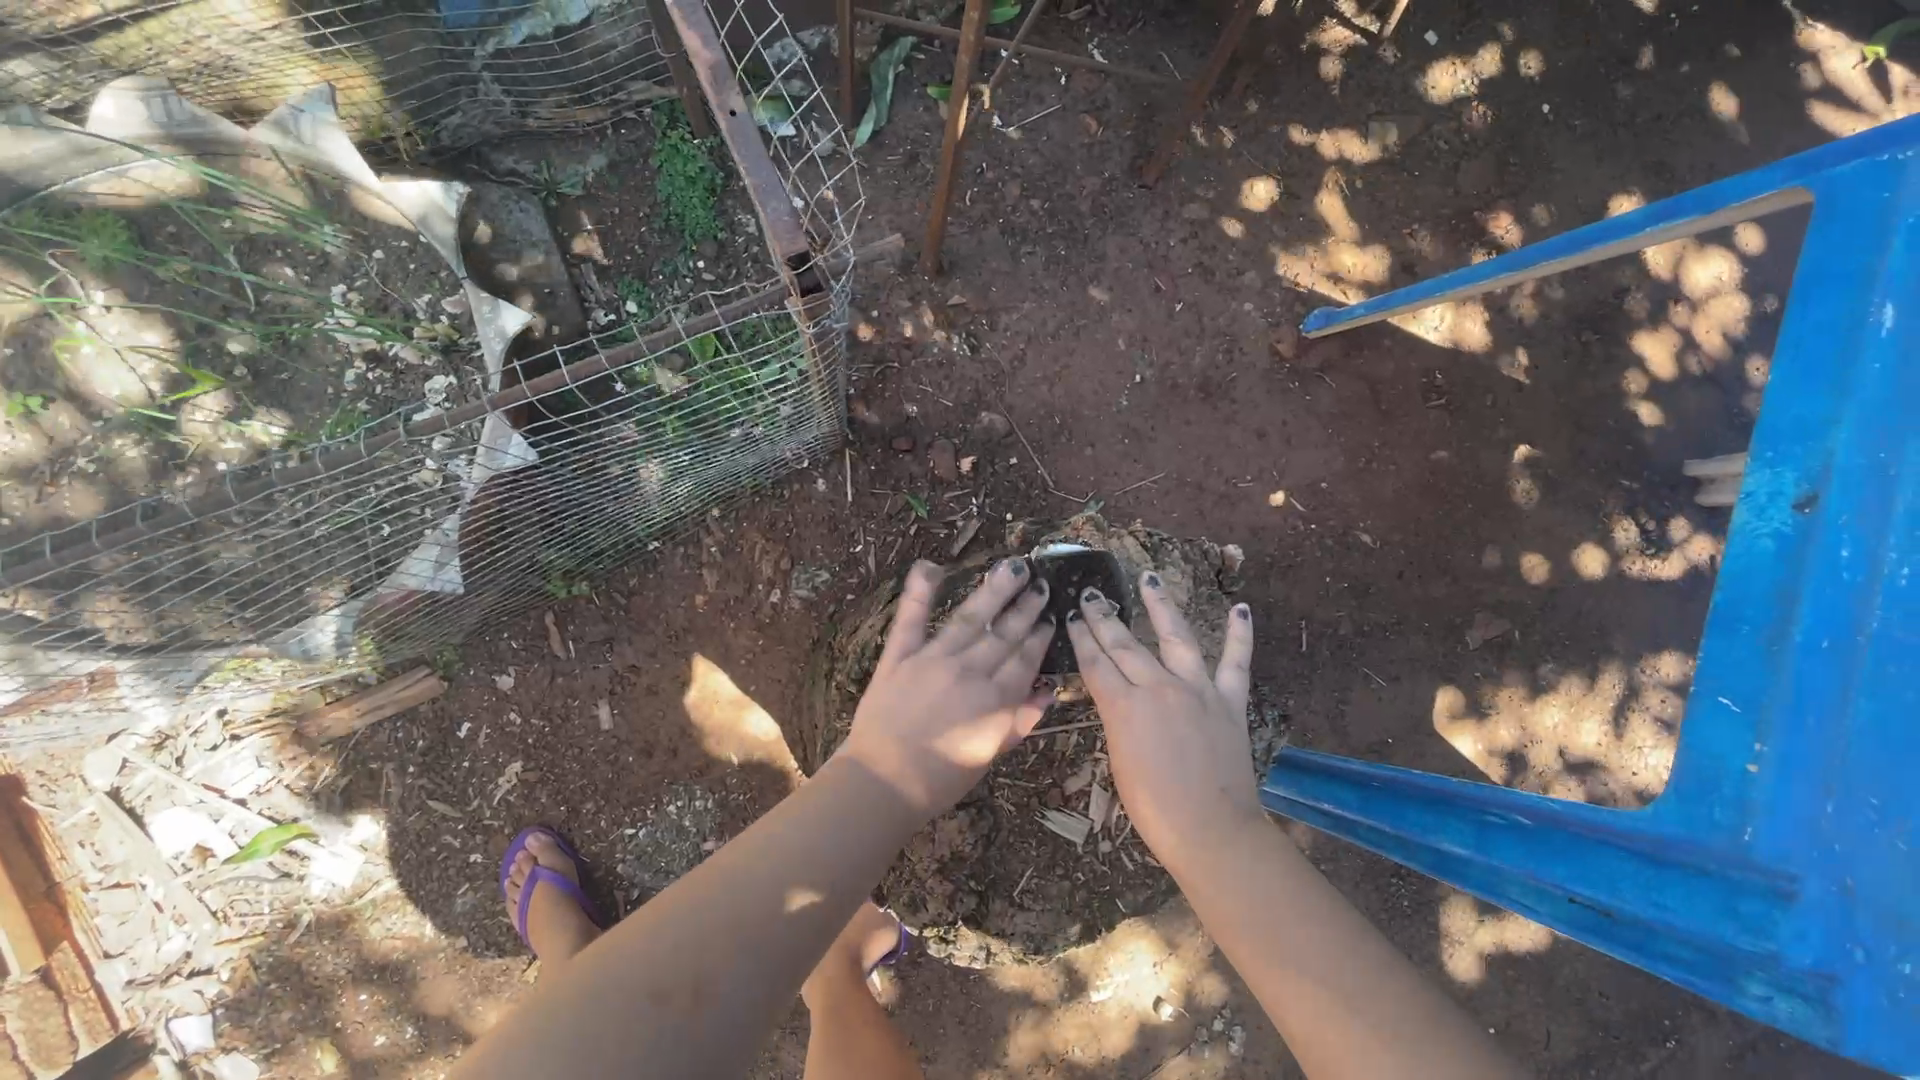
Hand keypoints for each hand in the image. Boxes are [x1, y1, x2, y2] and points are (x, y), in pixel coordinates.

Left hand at [836, 558, 1052, 818]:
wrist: (884, 783)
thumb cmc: (940, 779)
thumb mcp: (990, 755)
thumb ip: (1020, 721)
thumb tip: (1048, 691)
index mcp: (995, 700)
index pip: (1025, 660)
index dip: (1040, 637)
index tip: (1052, 616)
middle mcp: (969, 673)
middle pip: (1004, 634)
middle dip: (1025, 607)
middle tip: (1041, 583)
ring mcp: (933, 660)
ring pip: (970, 619)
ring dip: (994, 591)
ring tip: (1013, 567)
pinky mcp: (899, 657)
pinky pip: (911, 619)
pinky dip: (919, 591)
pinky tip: (929, 566)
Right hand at [1066, 572, 1262, 874]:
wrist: (1211, 830)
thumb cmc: (1154, 808)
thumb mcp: (1119, 760)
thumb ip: (1119, 721)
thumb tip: (1120, 699)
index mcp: (1123, 707)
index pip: (1095, 662)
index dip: (1081, 637)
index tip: (1072, 615)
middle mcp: (1158, 688)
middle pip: (1125, 644)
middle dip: (1104, 616)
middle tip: (1093, 594)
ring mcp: (1197, 690)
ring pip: (1176, 637)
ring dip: (1161, 604)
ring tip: (1150, 577)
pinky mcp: (1229, 701)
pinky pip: (1236, 662)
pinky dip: (1240, 635)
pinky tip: (1241, 609)